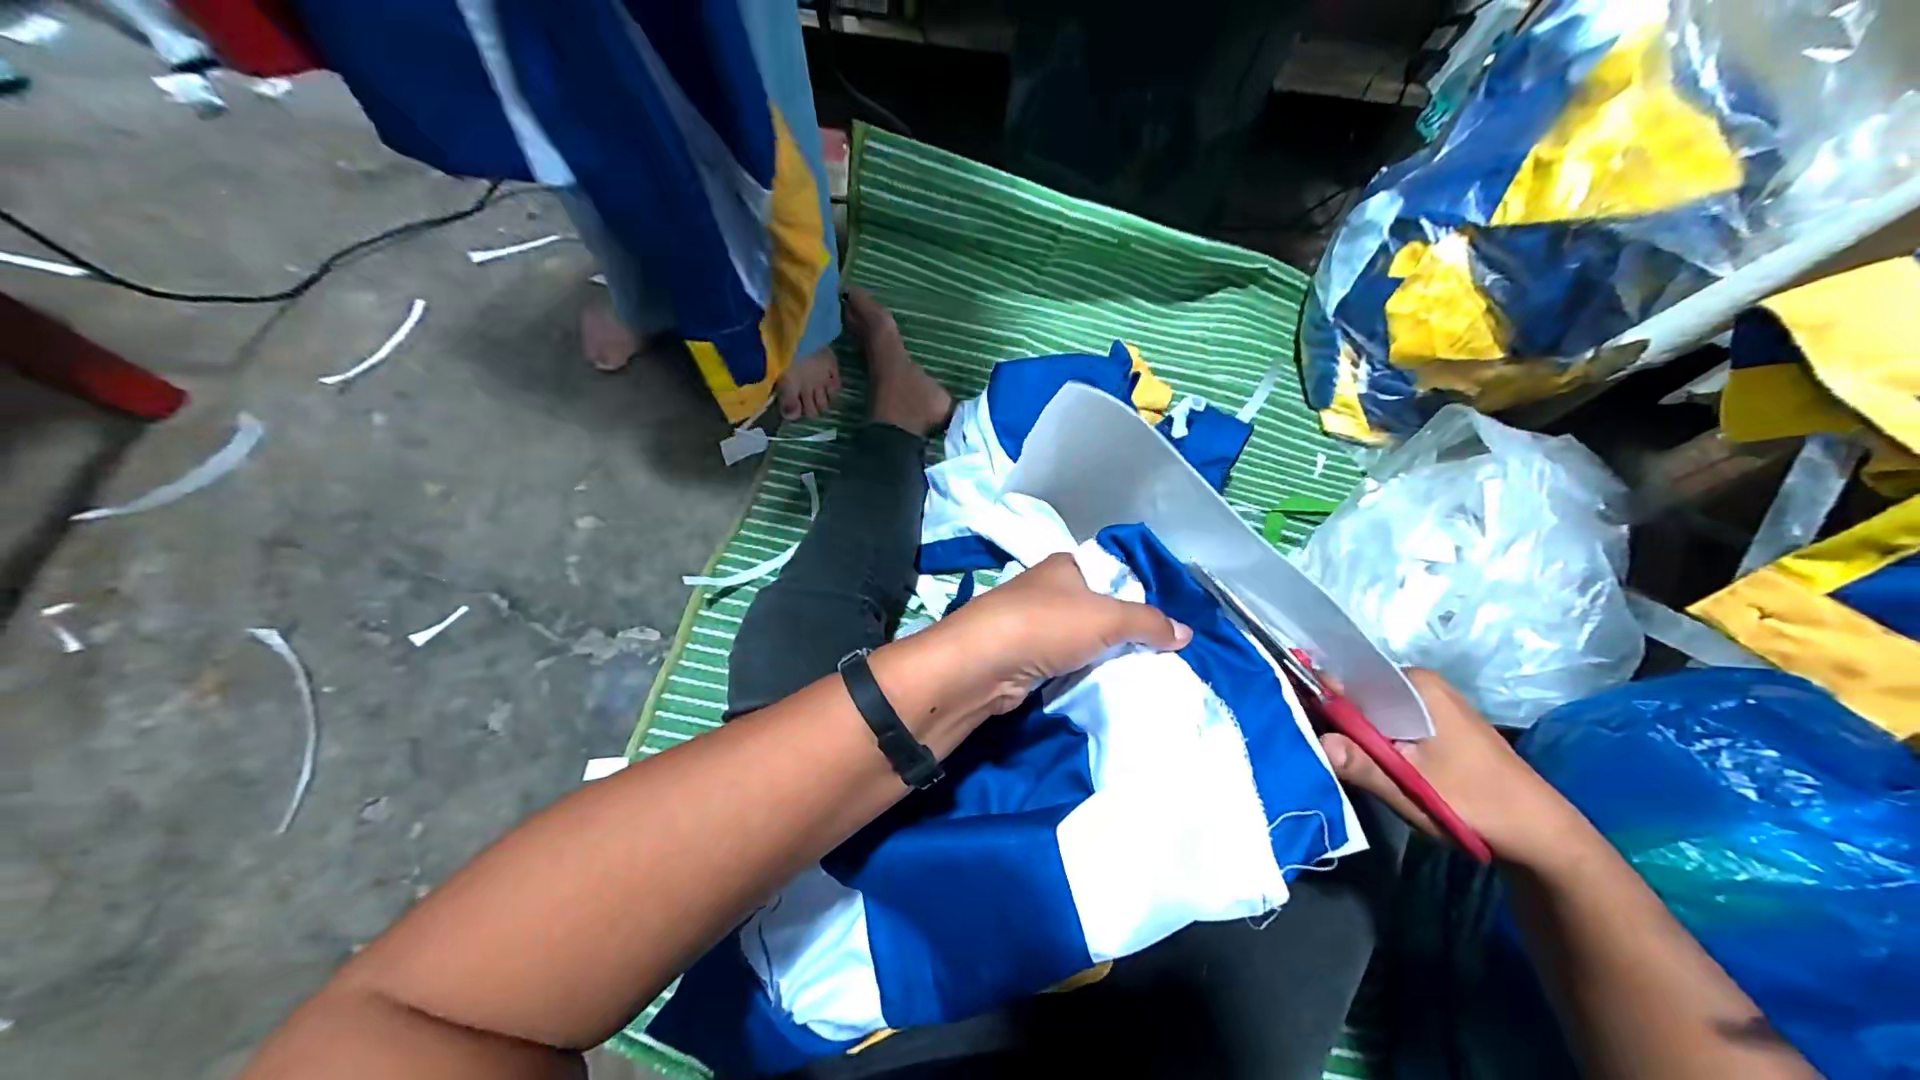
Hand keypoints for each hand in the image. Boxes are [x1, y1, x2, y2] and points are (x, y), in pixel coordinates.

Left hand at [909, 552, 1190, 721]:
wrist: (983, 664)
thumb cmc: (1046, 625)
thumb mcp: (1108, 617)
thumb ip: (1149, 623)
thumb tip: (1186, 633)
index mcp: (1066, 567)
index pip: (1112, 573)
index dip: (1140, 594)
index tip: (1168, 621)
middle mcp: (1049, 590)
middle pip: (1099, 609)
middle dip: (1125, 630)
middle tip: (1162, 653)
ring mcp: (1034, 624)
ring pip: (1083, 638)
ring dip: (1105, 655)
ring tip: (1142, 673)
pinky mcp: (1026, 656)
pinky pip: (1067, 662)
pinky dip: (1084, 672)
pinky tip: (1105, 684)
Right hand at [1320, 669, 1585, 867]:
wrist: (1542, 836)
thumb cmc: (1476, 803)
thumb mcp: (1410, 785)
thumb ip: (1361, 762)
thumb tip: (1316, 742)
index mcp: (1416, 684)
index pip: (1349, 678)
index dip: (1323, 701)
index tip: (1303, 726)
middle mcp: (1423, 685)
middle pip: (1361, 695)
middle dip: (1340, 722)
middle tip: (1321, 751)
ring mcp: (1432, 705)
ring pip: (1375, 712)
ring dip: (1358, 735)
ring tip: (1340, 760)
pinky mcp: (1438, 727)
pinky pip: (1392, 723)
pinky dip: (1377, 741)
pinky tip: (1369, 763)